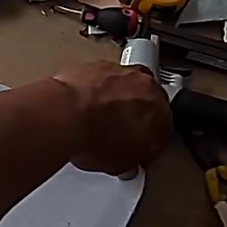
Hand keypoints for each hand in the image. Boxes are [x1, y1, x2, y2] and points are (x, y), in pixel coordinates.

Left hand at [48, 63, 171, 175]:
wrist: (64, 115)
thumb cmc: (92, 136)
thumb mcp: (119, 162)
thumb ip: (132, 157)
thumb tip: (124, 161)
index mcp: (160, 112)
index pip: (162, 126)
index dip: (148, 137)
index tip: (136, 143)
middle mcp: (145, 85)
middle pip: (144, 99)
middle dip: (133, 112)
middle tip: (116, 128)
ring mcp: (120, 71)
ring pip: (122, 85)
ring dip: (113, 97)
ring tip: (96, 117)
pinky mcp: (95, 64)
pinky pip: (99, 78)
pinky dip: (93, 89)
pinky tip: (82, 104)